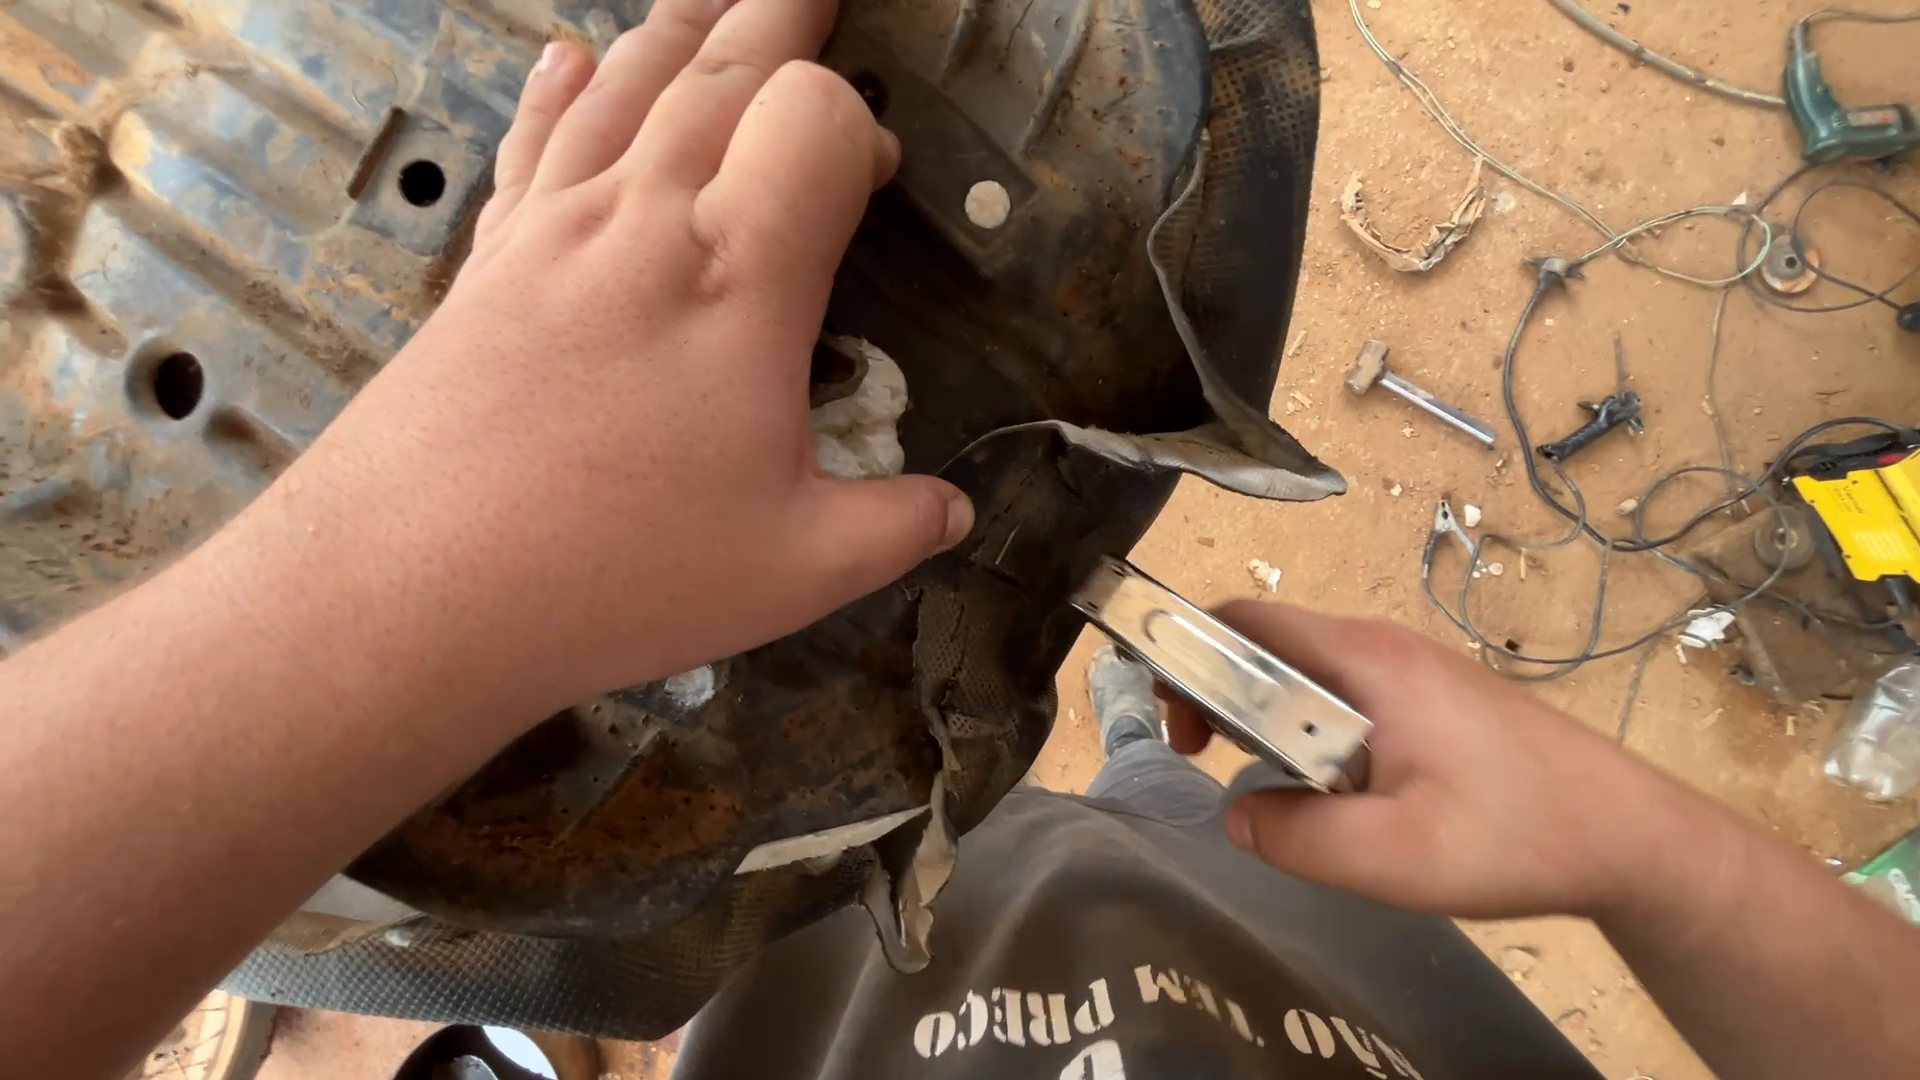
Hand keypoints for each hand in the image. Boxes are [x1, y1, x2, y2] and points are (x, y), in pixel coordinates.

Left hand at [217, 0, 971, 711]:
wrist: (411, 598)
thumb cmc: (628, 575)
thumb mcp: (804, 568)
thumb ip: (900, 528)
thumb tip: (959, 513)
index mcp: (739, 278)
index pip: (814, 122)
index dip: (859, 131)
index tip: (879, 180)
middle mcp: (643, 224)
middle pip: (721, 71)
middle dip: (782, 18)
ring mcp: (552, 236)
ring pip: (628, 88)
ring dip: (686, 33)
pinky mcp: (488, 269)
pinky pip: (534, 145)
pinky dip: (565, 91)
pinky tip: (575, 58)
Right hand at [1168, 601, 1674, 918]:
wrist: (1642, 840)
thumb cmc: (1522, 834)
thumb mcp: (1400, 857)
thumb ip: (1300, 838)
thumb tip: (1233, 814)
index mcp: (1362, 659)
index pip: (1245, 621)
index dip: (1189, 653)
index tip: (1175, 715)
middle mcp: (1374, 646)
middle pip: (1262, 641)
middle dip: (1214, 688)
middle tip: (1201, 751)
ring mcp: (1400, 666)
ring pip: (1295, 668)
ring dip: (1256, 708)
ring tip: (1254, 769)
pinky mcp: (1419, 693)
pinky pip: (1331, 690)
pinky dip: (1296, 720)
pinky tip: (1316, 776)